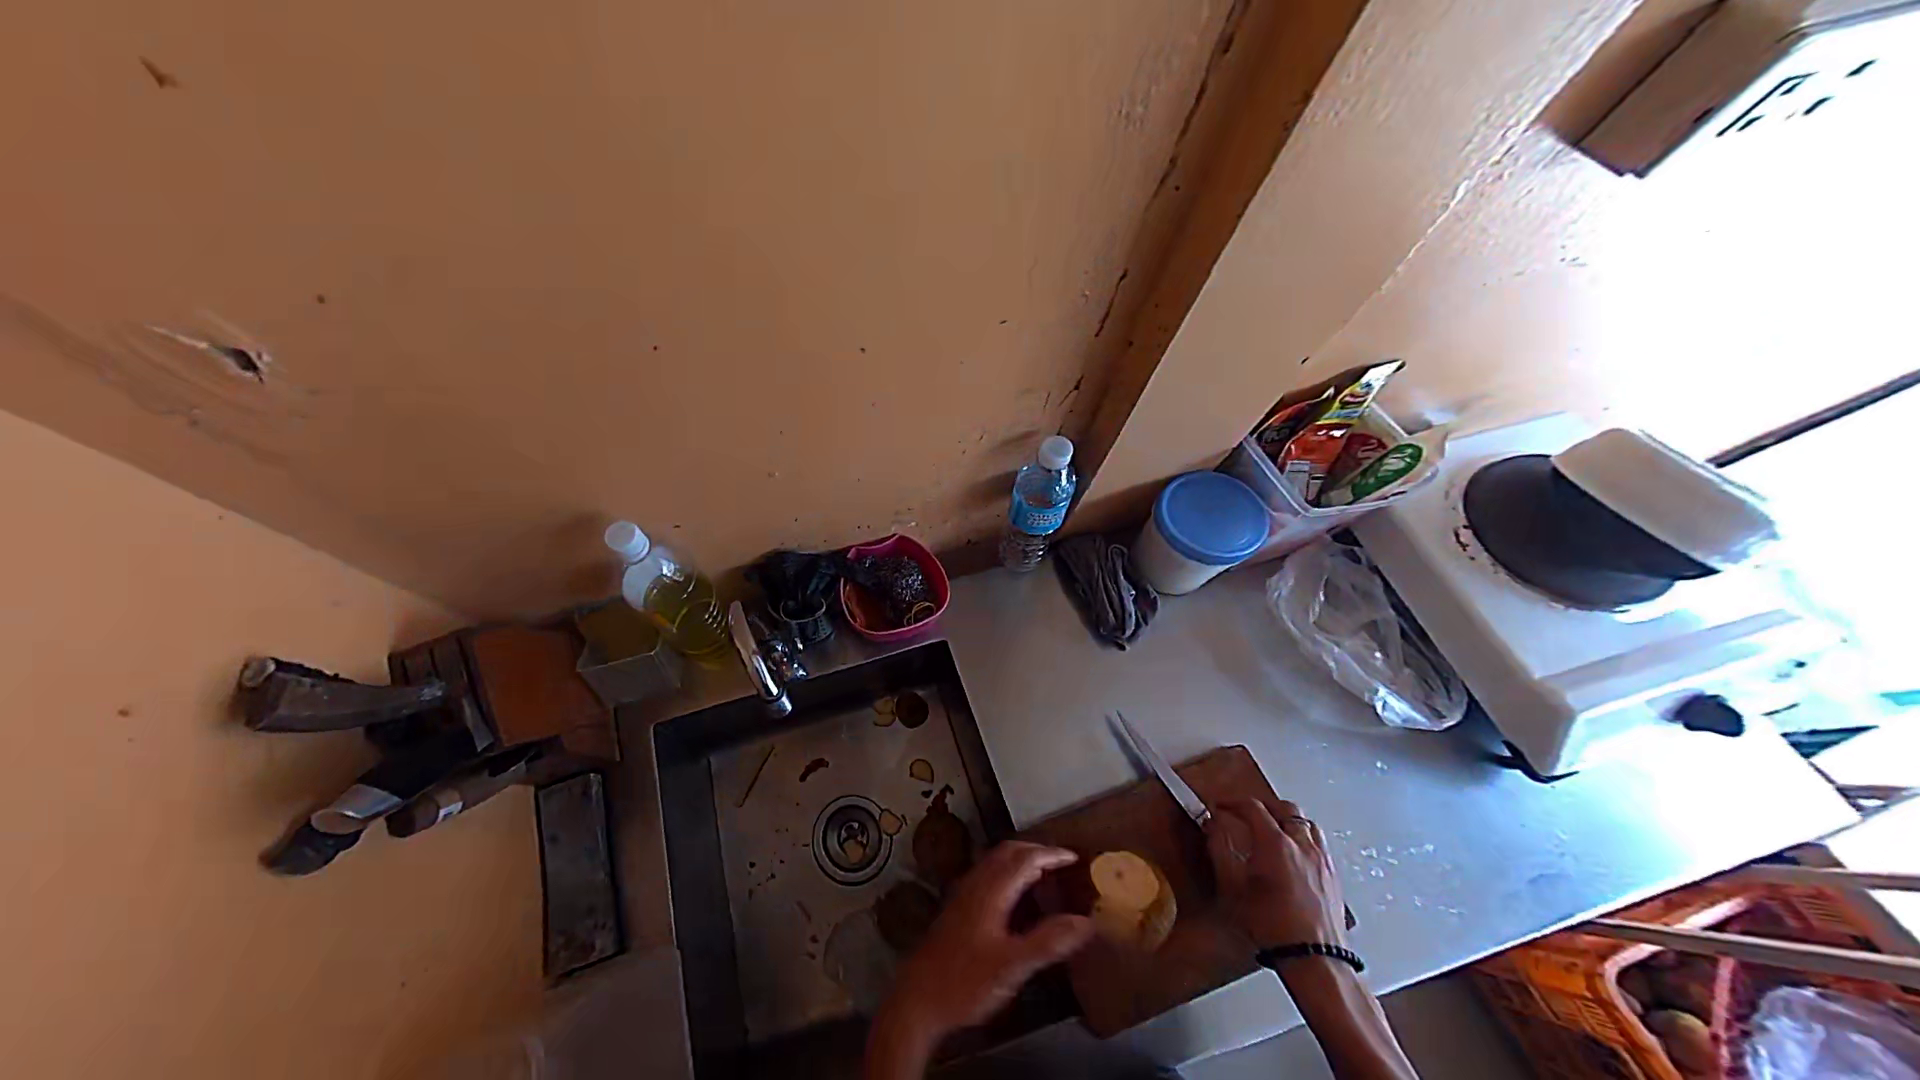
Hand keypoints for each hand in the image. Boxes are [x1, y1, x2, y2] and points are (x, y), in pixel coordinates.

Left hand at [867, 842, 1093, 1076]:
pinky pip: (987, 876)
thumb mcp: (1012, 966)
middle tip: (1060, 863)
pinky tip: (1014, 899)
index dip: (1051, 855)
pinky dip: (1007, 875)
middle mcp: (975, 884)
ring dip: (1020, 861)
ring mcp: (963, 895)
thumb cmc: (964, 982)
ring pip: (995, 863)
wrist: (916, 1000)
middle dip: (1036, 851)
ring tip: (1043, 876)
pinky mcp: (957, 910)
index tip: (1074, 858)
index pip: (1025, 859)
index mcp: (991, 891)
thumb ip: (1048, 942)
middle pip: (1007, 852)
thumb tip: (1085, 922)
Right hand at [1204, 797, 1346, 949]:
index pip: (1252, 807)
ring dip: (1286, 818)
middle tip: (1246, 812)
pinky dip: (1303, 836)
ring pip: (1306, 822)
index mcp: (1275, 843)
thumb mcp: (1233, 886)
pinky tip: (1294, 851)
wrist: (1312, 958)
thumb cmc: (1271, 925)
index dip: (1232, 803)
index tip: (1220, 807)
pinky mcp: (1333, 875)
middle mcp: (1301, 845)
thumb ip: (1219, 849)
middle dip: (1262, 805)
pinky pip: (1319, 842)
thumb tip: (1212, 825)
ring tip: (1272, 827)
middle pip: (1284, 807)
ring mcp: (1321, 859)